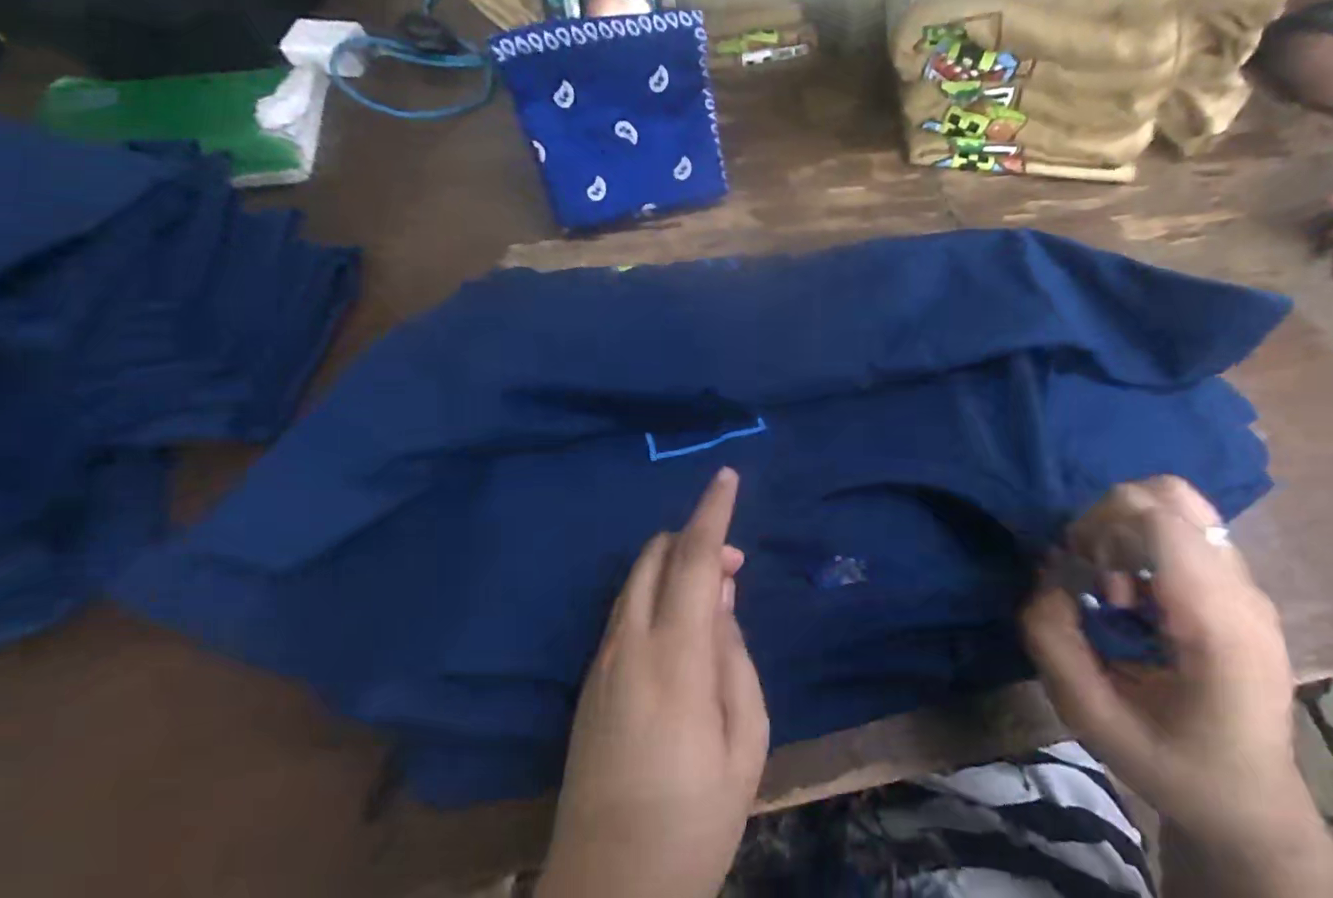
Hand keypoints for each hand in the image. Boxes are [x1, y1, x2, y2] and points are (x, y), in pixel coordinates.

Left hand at [538, 468, 766, 897]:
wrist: (610, 887)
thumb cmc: (697, 818)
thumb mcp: (744, 740)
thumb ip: (734, 656)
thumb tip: (720, 593)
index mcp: (673, 659)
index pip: (691, 561)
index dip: (712, 513)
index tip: (727, 476)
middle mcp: (627, 647)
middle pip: (653, 559)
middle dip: (693, 538)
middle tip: (735, 566)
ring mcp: (600, 664)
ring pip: (634, 582)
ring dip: (674, 565)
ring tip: (715, 592)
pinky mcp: (588, 683)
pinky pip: (623, 612)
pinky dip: (655, 592)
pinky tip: (681, 624)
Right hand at [1022, 477, 1305, 846]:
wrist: (1253, 804)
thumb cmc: (1176, 768)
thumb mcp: (1095, 720)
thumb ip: (1055, 645)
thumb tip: (1046, 579)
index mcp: (1218, 625)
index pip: (1161, 520)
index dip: (1105, 528)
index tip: (1086, 578)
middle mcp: (1243, 591)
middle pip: (1170, 495)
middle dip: (1113, 520)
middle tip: (1097, 578)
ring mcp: (1250, 586)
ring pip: (1181, 503)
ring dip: (1132, 527)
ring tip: (1119, 585)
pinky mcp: (1243, 587)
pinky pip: (1188, 529)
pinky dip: (1149, 540)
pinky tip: (1141, 594)